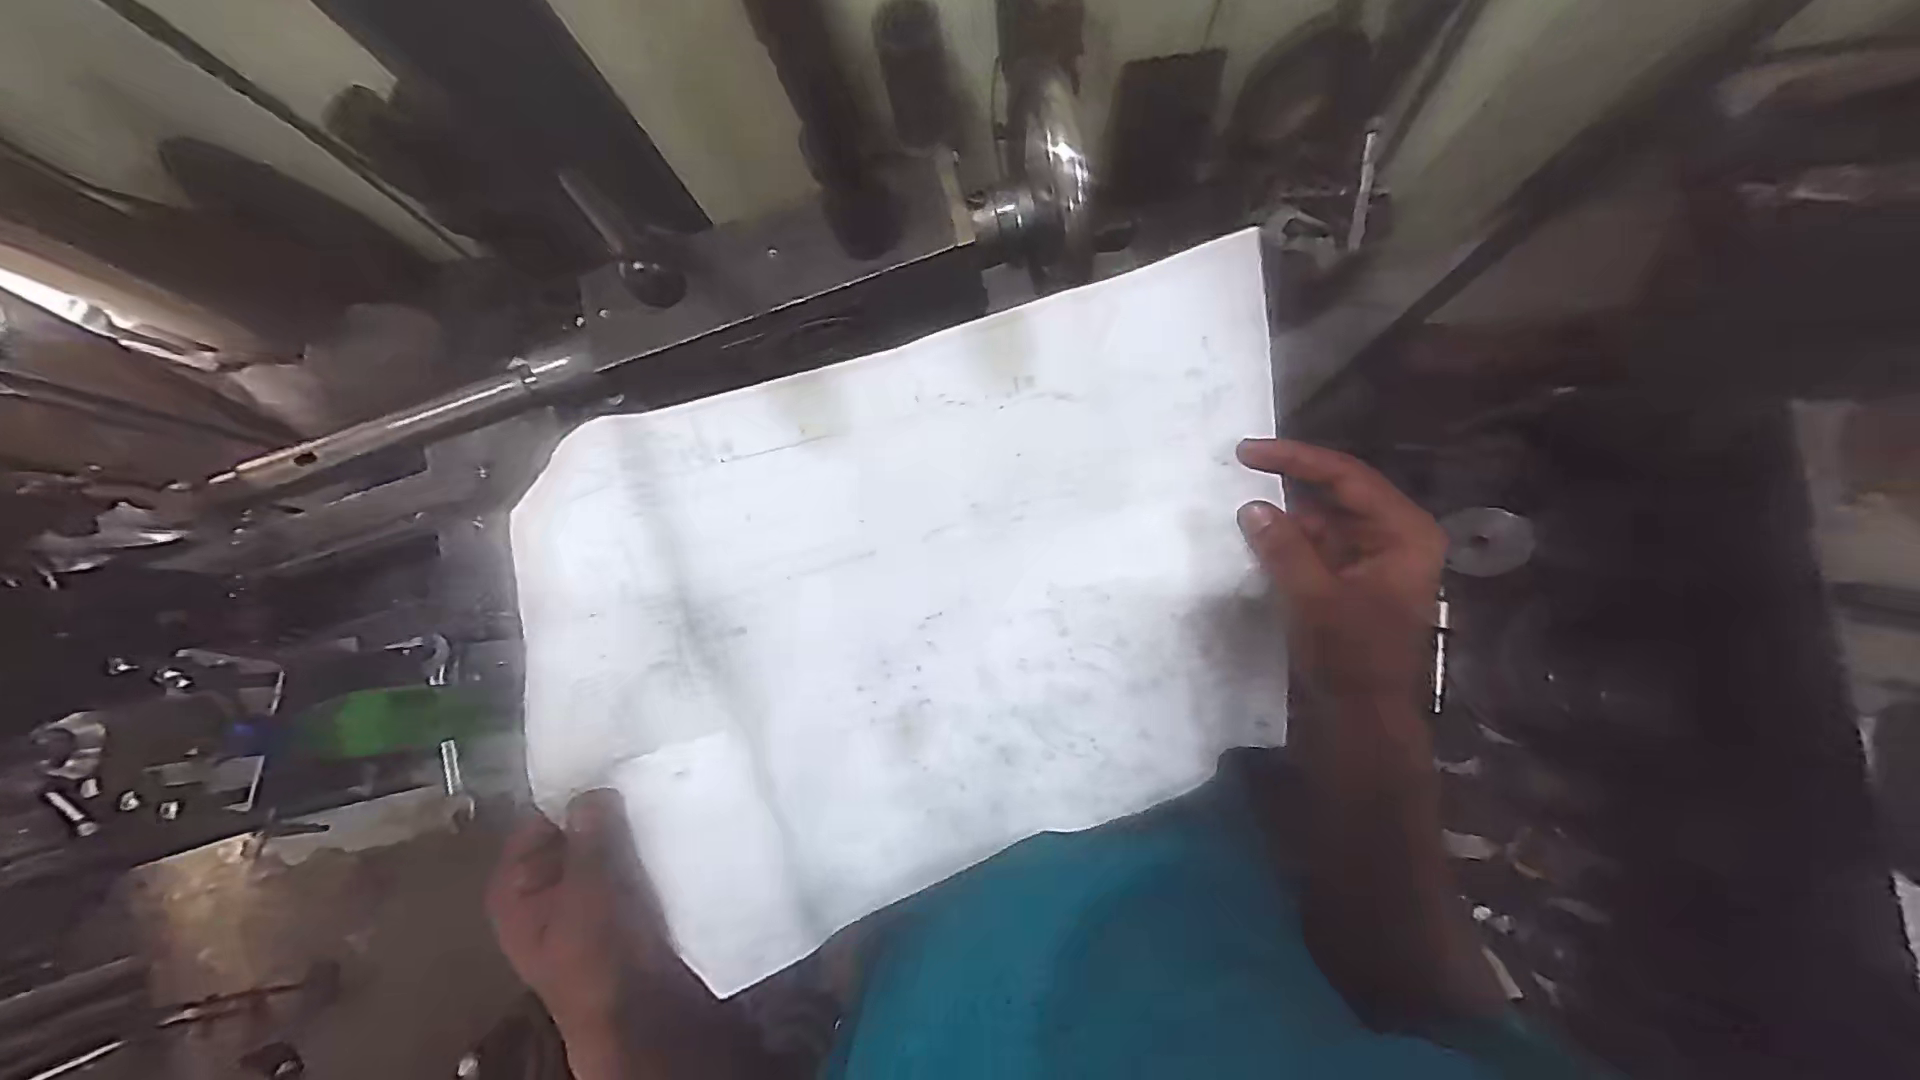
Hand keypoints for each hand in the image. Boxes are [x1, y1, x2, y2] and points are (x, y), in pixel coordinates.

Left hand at [487, 792, 763, 1079]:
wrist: (633, 1009)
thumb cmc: (595, 954)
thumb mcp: (588, 890)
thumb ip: (588, 836)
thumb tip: (591, 789)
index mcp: (516, 883)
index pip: (538, 818)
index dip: (571, 791)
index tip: (610, 761)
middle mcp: (543, 883)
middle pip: (572, 828)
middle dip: (605, 807)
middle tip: (640, 774)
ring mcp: (581, 891)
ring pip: (603, 841)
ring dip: (628, 824)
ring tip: (657, 794)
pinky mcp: (615, 898)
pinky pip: (625, 857)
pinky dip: (641, 843)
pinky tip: (664, 822)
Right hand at [1234, 438, 1444, 705]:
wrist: (1365, 713)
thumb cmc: (1352, 656)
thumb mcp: (1313, 598)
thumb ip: (1283, 548)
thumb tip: (1251, 508)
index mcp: (1402, 533)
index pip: (1347, 478)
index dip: (1296, 459)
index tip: (1249, 451)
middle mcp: (1392, 535)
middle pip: (1337, 491)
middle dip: (1290, 479)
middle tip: (1242, 462)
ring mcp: (1371, 555)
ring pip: (1322, 516)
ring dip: (1285, 508)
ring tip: (1241, 494)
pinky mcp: (1349, 575)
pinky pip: (1315, 542)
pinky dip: (1286, 536)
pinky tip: (1255, 531)